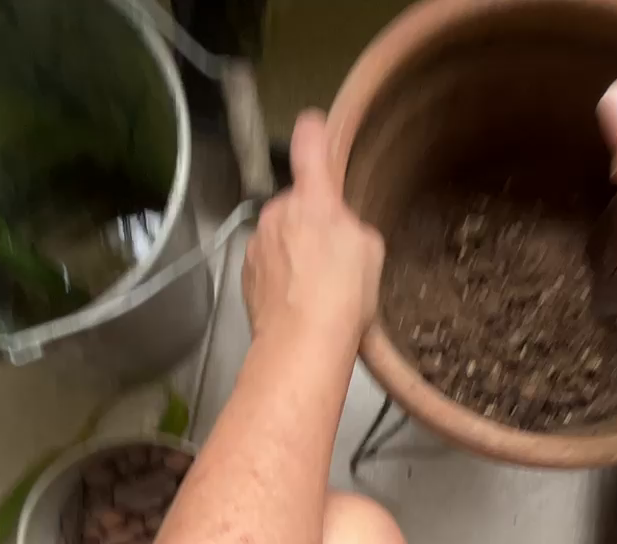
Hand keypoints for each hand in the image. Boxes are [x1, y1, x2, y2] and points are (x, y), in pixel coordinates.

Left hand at [242, 111, 385, 348]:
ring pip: (281, 237)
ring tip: (317, 290)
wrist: (302, 344)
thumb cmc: (342, 297)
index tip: (315, 128)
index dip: (315, 133)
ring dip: (295, 254)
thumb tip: (338, 229)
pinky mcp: (246, 275)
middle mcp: (277, 212)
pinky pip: (268, 266)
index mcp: (313, 199)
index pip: (310, 146)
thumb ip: (352, 226)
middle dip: (312, 224)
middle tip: (334, 259)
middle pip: (297, 205)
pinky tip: (299, 304)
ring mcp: (257, 243)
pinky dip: (282, 280)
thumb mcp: (371, 252)